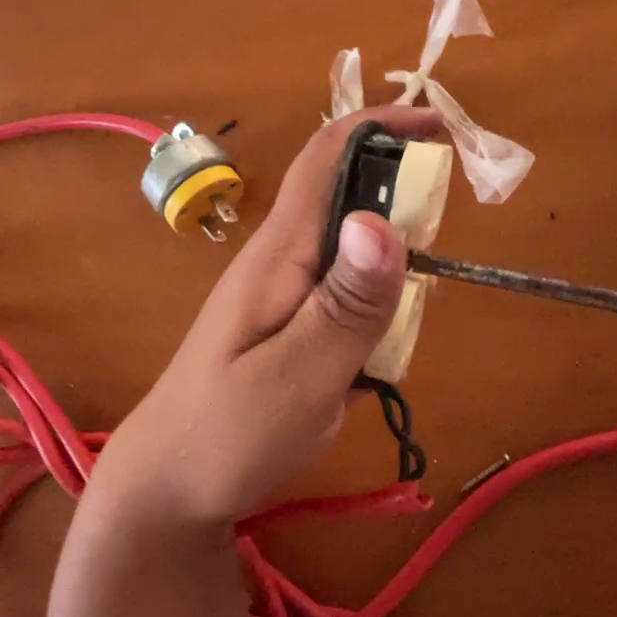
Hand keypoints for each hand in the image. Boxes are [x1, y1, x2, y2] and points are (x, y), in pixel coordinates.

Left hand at [87, 106, 442, 526]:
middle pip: (347, 201)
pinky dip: (379, 315)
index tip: (442, 126)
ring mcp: (285, 298)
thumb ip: (345, 305)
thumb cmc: (226, 435)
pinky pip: (348, 302)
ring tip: (407, 326)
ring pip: (354, 256)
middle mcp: (282, 262)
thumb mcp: (297, 374)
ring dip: (393, 270)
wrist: (167, 490)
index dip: (380, 127)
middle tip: (448, 245)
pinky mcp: (292, 332)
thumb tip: (383, 222)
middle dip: (401, 201)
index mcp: (279, 254)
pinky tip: (380, 362)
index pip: (325, 159)